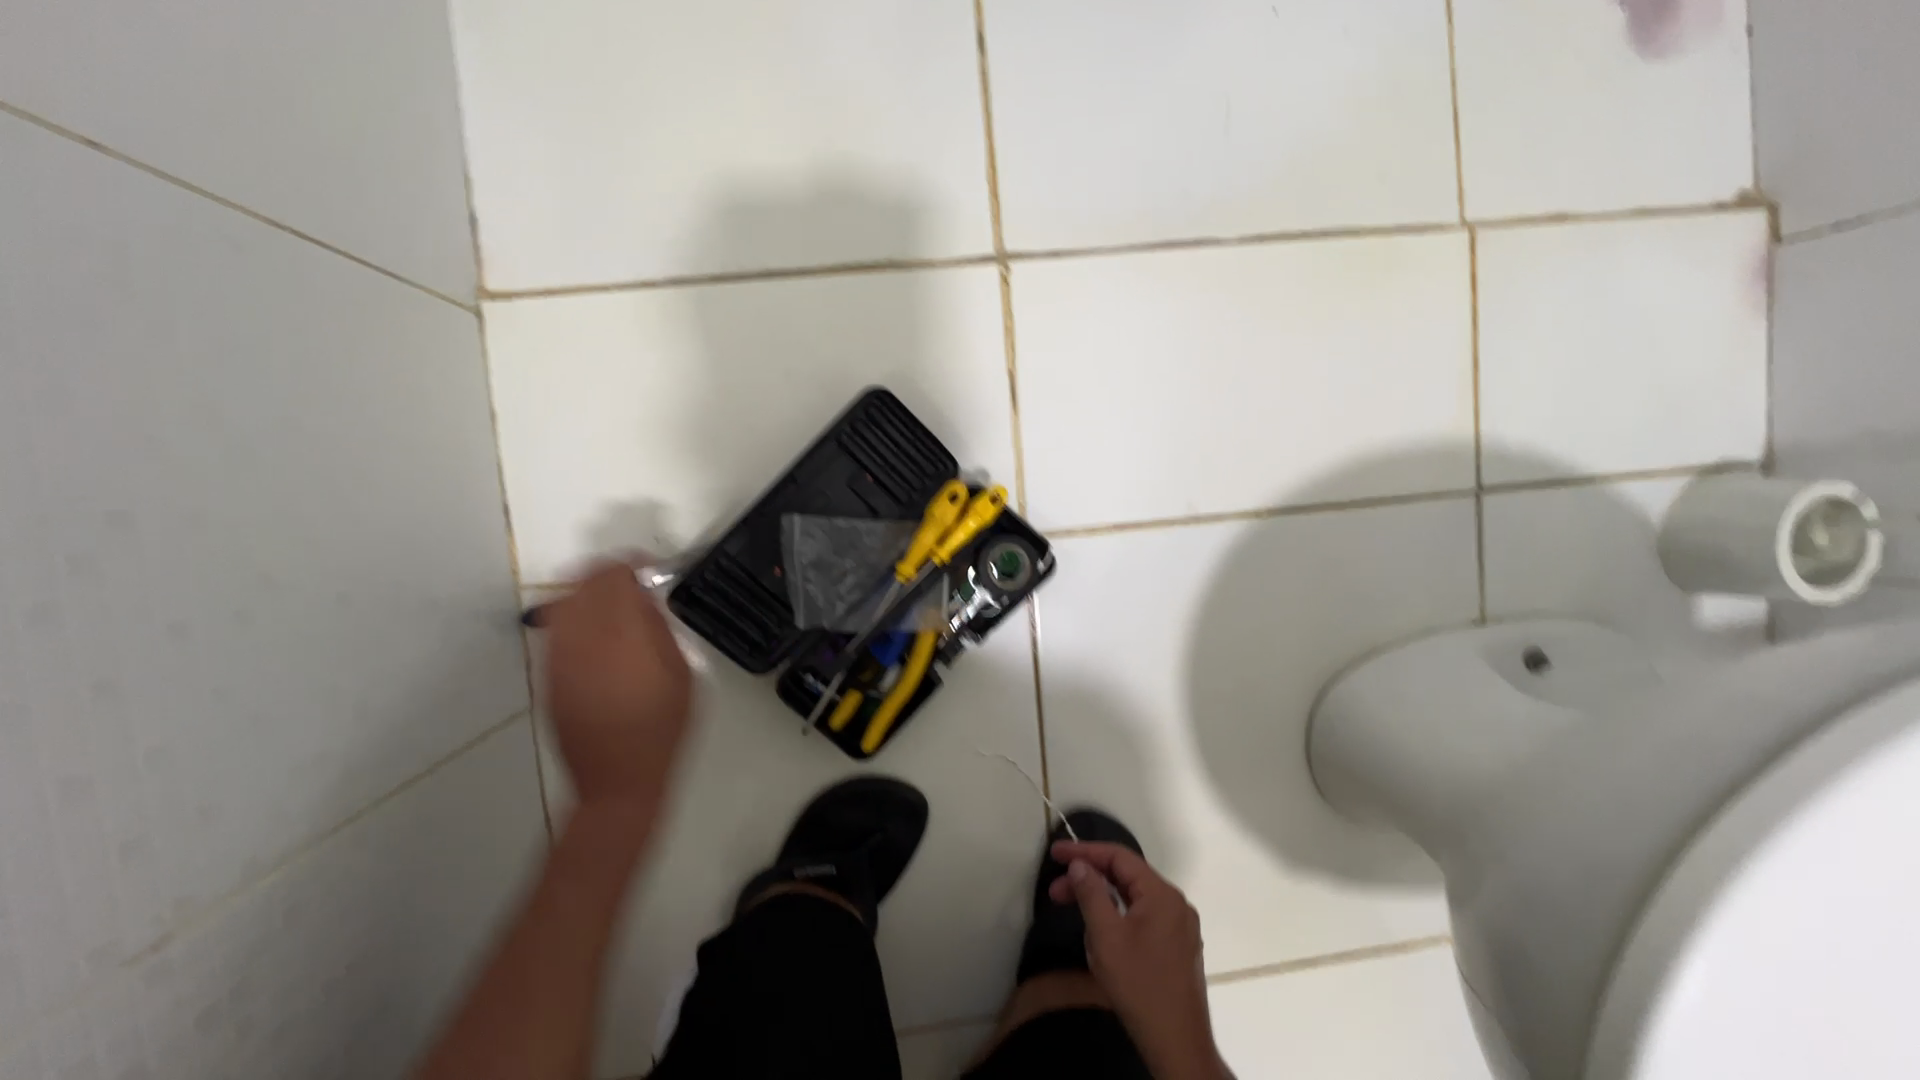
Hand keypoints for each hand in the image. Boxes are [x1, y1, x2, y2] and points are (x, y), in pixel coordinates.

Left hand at [543, 562, 693, 813]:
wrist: (617, 780)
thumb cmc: (663, 728)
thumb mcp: (683, 674)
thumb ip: (661, 630)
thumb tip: (644, 602)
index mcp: (623, 635)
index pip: (615, 575)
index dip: (631, 563)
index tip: (648, 569)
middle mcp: (583, 638)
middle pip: (582, 580)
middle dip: (605, 573)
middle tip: (628, 583)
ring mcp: (558, 657)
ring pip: (562, 601)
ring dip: (584, 593)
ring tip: (608, 606)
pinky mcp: (546, 675)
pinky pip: (553, 630)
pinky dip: (571, 620)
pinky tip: (591, 635)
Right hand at [1050, 841, 1230, 1079]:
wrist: (1177, 1042)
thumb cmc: (1138, 985)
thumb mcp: (1106, 936)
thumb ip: (1092, 894)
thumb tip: (1080, 865)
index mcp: (1161, 895)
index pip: (1119, 857)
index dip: (1085, 851)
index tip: (1055, 853)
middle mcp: (1175, 904)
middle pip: (1127, 877)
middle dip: (1090, 879)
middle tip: (1055, 892)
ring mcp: (1180, 927)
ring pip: (1135, 899)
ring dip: (1103, 900)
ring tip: (1075, 915)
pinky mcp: (1178, 948)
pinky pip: (1144, 918)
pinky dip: (1119, 916)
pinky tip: (1101, 935)